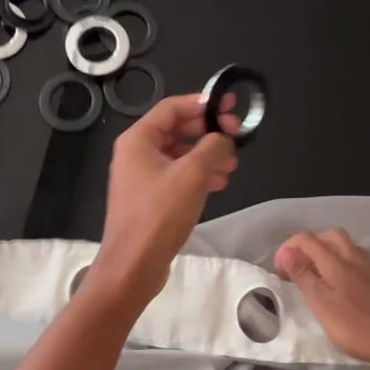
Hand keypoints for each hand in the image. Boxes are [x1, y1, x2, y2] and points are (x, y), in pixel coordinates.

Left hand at [92, 95, 238, 305]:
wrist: (133, 266)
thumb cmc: (159, 214)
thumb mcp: (192, 174)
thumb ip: (212, 147)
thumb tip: (223, 138)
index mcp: (138, 139)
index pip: (172, 107)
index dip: (202, 103)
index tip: (230, 107)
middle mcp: (135, 153)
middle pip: (176, 129)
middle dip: (207, 131)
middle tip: (236, 136)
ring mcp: (141, 177)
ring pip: (179, 154)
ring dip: (206, 154)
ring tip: (233, 164)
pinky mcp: (149, 199)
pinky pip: (177, 175)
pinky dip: (198, 175)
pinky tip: (220, 183)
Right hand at [275, 230, 369, 369]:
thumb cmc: (357, 327)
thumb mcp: (322, 305)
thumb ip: (304, 276)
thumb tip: (287, 252)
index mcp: (336, 261)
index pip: (307, 239)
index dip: (289, 248)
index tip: (280, 270)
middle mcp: (355, 258)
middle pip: (330, 236)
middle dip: (311, 245)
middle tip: (300, 266)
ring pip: (348, 248)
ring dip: (330, 253)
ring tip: (321, 275)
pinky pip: (361, 264)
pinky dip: (347, 266)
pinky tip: (347, 288)